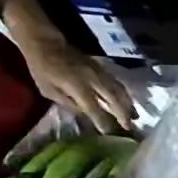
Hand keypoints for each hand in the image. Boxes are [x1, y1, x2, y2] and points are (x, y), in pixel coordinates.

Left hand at [12, 27, 134, 131]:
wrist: (46, 44)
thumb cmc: (43, 69)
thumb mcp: (48, 91)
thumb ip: (68, 102)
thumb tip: (85, 112)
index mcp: (77, 86)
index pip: (93, 107)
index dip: (102, 121)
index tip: (108, 133)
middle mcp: (92, 78)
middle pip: (112, 97)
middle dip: (122, 113)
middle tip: (129, 127)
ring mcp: (98, 71)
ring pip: (118, 88)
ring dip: (127, 103)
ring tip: (134, 116)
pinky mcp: (100, 67)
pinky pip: (116, 81)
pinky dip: (124, 93)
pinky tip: (128, 101)